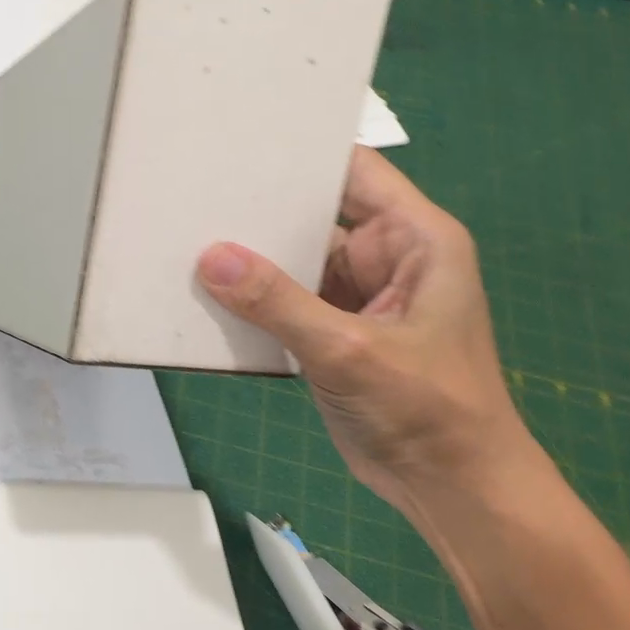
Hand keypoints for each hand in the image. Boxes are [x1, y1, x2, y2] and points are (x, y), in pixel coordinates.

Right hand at [195, 147, 535, 512]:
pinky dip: (249, 308)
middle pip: (314, 221)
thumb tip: (210, 259)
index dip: (301, 156)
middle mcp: (384, 261)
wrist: (446, 480)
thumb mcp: (346, 348)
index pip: (354, 175)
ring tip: (183, 245)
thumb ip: (277, 302)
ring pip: (292, 269)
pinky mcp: (329, 338)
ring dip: (248, 266)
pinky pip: (282, 309)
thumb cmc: (425, 405)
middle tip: (191, 201)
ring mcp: (353, 302)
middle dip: (259, 215)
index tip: (237, 149)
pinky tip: (203, 302)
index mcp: (414, 240)